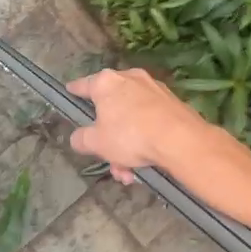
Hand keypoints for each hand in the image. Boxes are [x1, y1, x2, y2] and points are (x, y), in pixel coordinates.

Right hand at [65, 68, 223, 182]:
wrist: (180, 140)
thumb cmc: (130, 135)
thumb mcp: (96, 143)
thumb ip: (81, 139)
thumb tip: (78, 138)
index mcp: (106, 82)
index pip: (83, 85)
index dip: (74, 92)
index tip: (70, 92)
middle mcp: (129, 78)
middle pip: (111, 107)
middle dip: (108, 137)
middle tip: (109, 159)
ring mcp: (153, 88)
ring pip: (132, 118)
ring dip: (128, 145)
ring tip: (130, 172)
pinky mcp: (172, 102)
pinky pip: (150, 120)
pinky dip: (145, 139)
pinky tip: (147, 163)